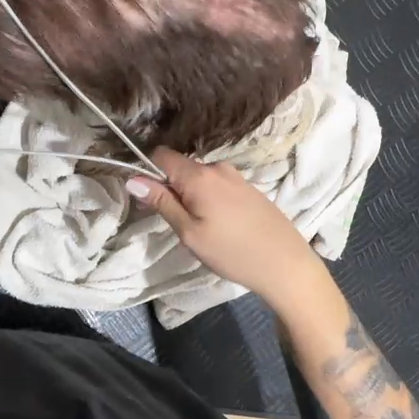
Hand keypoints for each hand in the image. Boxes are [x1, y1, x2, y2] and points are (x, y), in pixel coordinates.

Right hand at [127, 147, 315, 292]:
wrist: (285, 263)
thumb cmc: (232, 251)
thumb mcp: (189, 232)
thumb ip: (162, 203)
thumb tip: (133, 180)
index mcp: (199, 176)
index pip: (162, 155)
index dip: (148, 171)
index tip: (147, 198)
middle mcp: (218, 168)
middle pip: (181, 168)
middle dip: (170, 188)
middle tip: (175, 223)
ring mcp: (236, 177)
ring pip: (199, 179)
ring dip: (190, 197)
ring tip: (199, 228)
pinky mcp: (249, 189)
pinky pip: (217, 186)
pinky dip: (208, 200)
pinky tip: (219, 226)